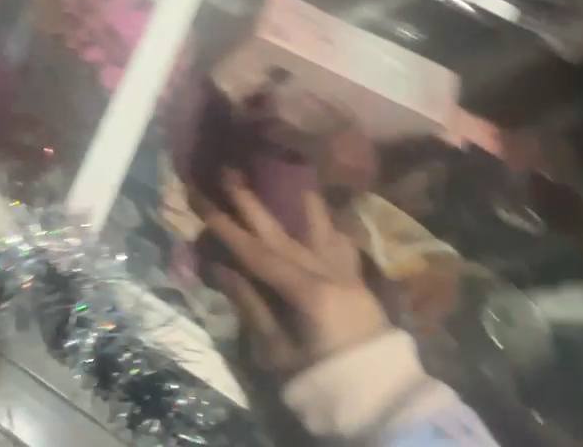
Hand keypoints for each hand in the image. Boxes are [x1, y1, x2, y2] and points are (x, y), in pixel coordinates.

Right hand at [195, 171, 390, 375]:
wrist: (386, 412)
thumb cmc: (324, 385)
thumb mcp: (278, 352)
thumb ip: (251, 305)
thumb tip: (219, 266)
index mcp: (307, 291)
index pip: (254, 250)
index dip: (222, 223)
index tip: (197, 195)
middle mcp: (329, 274)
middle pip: (282, 232)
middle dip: (250, 201)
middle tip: (226, 170)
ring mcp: (350, 278)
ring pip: (320, 231)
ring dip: (299, 202)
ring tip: (290, 173)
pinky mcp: (362, 287)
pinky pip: (344, 247)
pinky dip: (332, 228)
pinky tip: (326, 216)